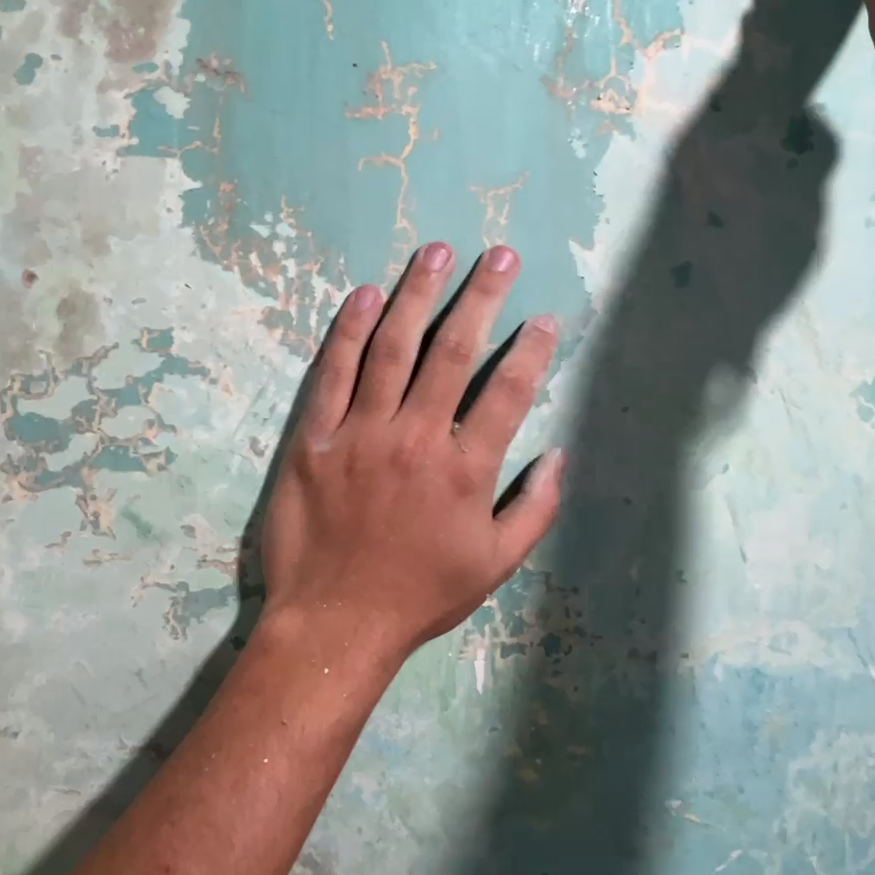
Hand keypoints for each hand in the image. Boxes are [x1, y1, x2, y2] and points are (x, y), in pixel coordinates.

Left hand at [259, 242, 563, 661]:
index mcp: (465, 470)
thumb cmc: (419, 595)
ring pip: (393, 347)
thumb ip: (535, 510)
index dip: (531, 350)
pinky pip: (333, 373)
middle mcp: (416, 438)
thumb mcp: (495, 566)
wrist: (335, 622)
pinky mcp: (314, 438)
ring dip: (417, 294)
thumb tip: (559, 455)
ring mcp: (360, 433)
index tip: (543, 317)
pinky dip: (349, 331)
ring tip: (436, 251)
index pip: (508, 393)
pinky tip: (365, 296)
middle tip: (499, 255)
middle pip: (454, 352)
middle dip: (481, 296)